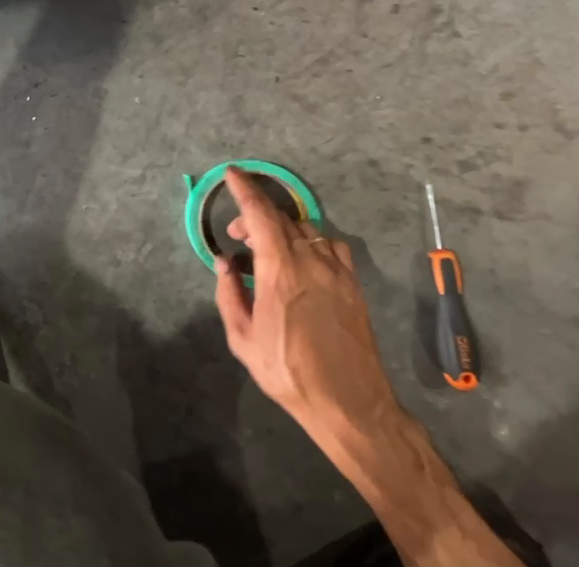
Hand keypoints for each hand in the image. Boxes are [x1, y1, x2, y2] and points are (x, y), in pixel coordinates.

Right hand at [213, 168, 403, 435]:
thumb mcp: (242, 338)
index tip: (231, 174)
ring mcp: (338, 272)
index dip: (244, 190)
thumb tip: (225, 262)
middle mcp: (311, 262)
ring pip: (307, 230)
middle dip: (255, 215)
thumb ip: (229, 293)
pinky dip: (310, 242)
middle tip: (237, 235)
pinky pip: (331, 247)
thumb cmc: (288, 372)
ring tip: (266, 250)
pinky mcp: (354, 285)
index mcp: (280, 272)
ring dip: (282, 228)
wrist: (349, 403)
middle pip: (282, 218)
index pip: (261, 215)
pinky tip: (302, 261)